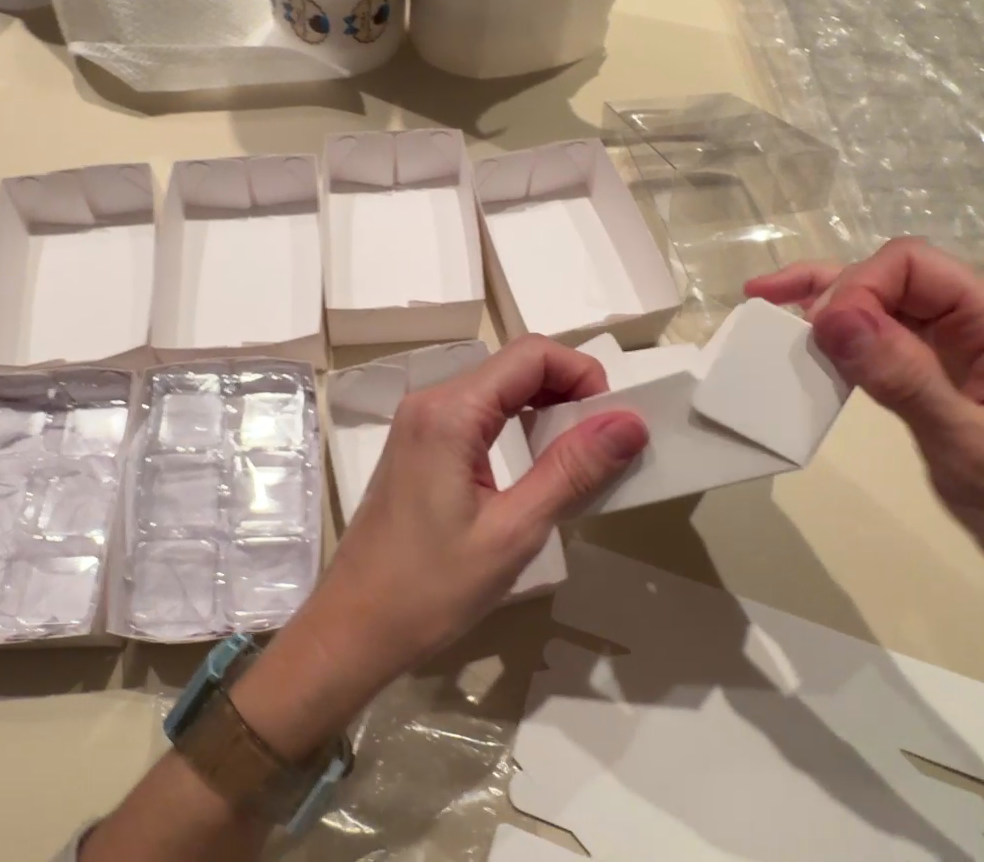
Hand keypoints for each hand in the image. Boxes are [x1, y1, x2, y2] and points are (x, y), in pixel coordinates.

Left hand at [231, 337, 647, 757]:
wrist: (353, 629)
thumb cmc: (430, 589)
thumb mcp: (513, 532)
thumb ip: (571, 471)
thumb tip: (629, 421)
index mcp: (449, 413)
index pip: (530, 354)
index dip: (581, 372)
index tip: (614, 420)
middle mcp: (429, 404)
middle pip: (513, 367)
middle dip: (567, 391)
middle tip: (605, 444)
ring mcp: (417, 426)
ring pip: (495, 391)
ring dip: (543, 410)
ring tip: (580, 458)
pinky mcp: (416, 449)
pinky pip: (476, 417)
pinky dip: (515, 428)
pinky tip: (537, 468)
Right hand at [747, 238, 983, 607]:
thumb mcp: (969, 445)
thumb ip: (903, 377)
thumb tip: (832, 317)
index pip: (914, 265)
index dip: (856, 287)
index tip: (817, 334)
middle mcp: (983, 321)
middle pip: (895, 275)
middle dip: (831, 288)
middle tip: (773, 315)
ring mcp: (964, 347)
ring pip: (886, 303)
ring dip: (829, 305)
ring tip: (769, 307)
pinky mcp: (945, 373)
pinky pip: (887, 339)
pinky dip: (844, 340)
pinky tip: (810, 351)